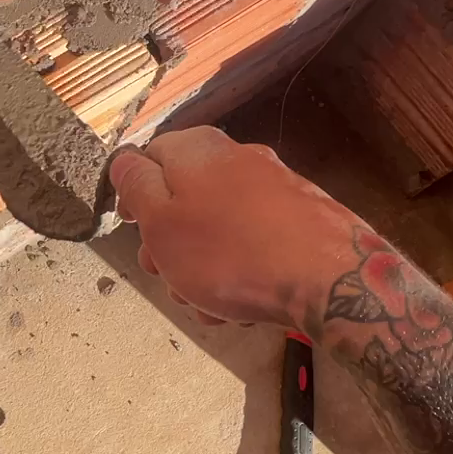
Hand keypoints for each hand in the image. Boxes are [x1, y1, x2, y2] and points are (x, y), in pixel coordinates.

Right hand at [108, 126, 363, 328]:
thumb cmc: (227, 253)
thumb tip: (124, 159)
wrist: (327, 279)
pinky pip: (249, 241)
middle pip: (183, 196)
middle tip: (165, 276)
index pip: (148, 157)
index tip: (134, 230)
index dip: (134, 195)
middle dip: (167, 241)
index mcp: (197, 149)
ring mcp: (273, 187)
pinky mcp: (299, 218)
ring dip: (198, 265)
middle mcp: (237, 157)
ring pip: (215, 225)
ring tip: (202, 302)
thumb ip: (135, 186)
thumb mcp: (161, 222)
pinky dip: (235, 269)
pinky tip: (235, 304)